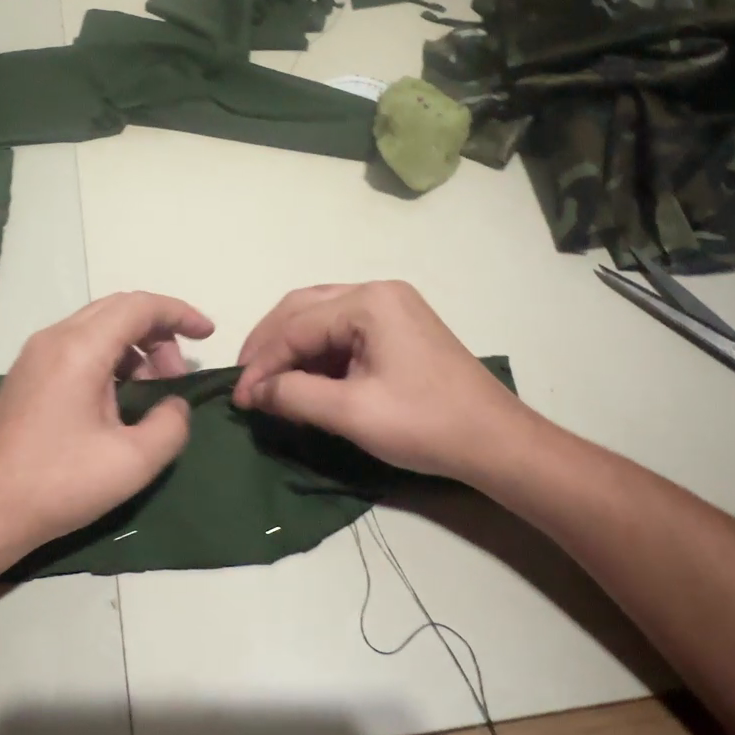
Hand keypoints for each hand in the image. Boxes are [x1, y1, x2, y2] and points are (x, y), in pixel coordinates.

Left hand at [0, 291, 214, 550]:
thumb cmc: (58, 484)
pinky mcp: (26, 376)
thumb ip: (171, 424)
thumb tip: (173, 404)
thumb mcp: (133, 462)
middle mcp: (54, 339)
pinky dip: (110, 359)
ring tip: (153, 392)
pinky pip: (78, 347)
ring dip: (135, 348)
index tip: (209, 334)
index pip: (139, 306)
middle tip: (179, 376)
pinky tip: (119, 400)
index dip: (180, 313)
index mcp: (79, 348)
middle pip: (117, 309)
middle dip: (159, 332)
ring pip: (97, 327)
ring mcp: (34, 356)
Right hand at [232, 281, 549, 483]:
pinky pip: (341, 331)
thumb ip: (294, 396)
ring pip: (319, 316)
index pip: (295, 326)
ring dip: (290, 348)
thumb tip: (252, 392)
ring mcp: (391, 307)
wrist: (495, 442)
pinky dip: (316, 354)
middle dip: (268, 346)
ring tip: (267, 382)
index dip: (261, 363)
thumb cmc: (424, 424)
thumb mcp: (351, 413)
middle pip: (302, 309)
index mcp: (368, 302)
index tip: (239, 399)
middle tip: (246, 383)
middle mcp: (377, 292)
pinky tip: (302, 379)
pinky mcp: (398, 328)